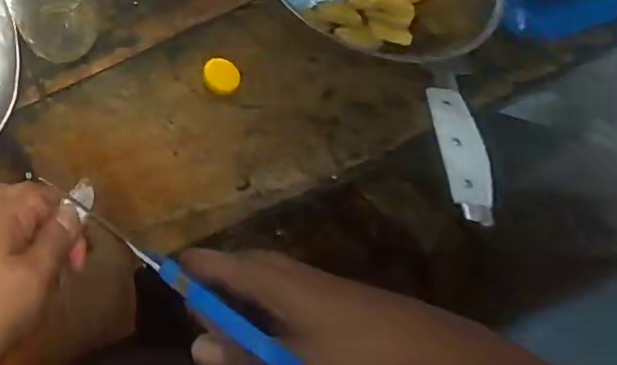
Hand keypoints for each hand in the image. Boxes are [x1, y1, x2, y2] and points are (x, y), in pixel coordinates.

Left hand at [0, 181, 86, 364]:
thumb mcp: (37, 274)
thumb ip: (57, 238)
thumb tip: (73, 209)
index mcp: (4, 205)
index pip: (48, 195)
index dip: (70, 221)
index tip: (82, 257)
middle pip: (30, 201)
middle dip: (53, 227)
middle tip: (67, 265)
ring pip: (15, 216)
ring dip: (36, 237)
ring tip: (45, 271)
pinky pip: (0, 231)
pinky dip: (17, 246)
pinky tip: (21, 274)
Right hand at [181, 249, 541, 364]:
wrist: (451, 360)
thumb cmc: (362, 359)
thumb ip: (243, 357)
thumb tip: (196, 346)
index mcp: (266, 275)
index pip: (205, 261)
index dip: (181, 277)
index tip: (166, 298)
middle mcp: (281, 269)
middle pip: (228, 275)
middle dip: (211, 306)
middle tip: (209, 344)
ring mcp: (308, 284)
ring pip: (255, 292)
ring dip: (241, 321)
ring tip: (240, 350)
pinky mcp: (330, 303)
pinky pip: (281, 304)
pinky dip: (269, 327)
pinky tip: (278, 351)